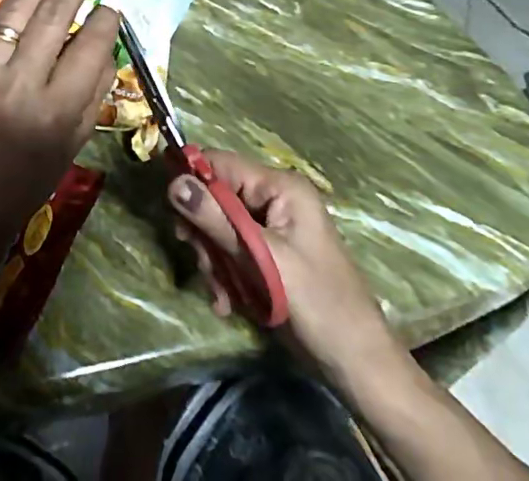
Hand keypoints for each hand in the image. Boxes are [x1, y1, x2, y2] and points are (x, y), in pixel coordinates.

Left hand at [0, 0, 118, 228]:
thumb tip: (104, 30)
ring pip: (16, 9)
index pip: (88, 49)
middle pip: (52, 19)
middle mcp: (19, 85)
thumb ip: (95, 83)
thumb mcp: (81, 133)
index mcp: (57, 110)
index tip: (111, 6)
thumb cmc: (37, 165)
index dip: (104, 21)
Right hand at [168, 151, 401, 386]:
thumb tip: (173, 183)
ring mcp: (269, 226)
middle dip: (203, 233)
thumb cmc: (318, 304)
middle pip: (213, 197)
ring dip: (211, 260)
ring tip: (221, 291)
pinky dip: (221, 273)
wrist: (356, 363)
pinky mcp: (264, 253)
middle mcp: (273, 198)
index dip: (191, 183)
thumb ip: (217, 219)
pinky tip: (227, 301)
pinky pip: (227, 249)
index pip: (219, 164)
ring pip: (215, 226)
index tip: (176, 217)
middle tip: (203, 263)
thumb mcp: (263, 259)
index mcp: (280, 187)